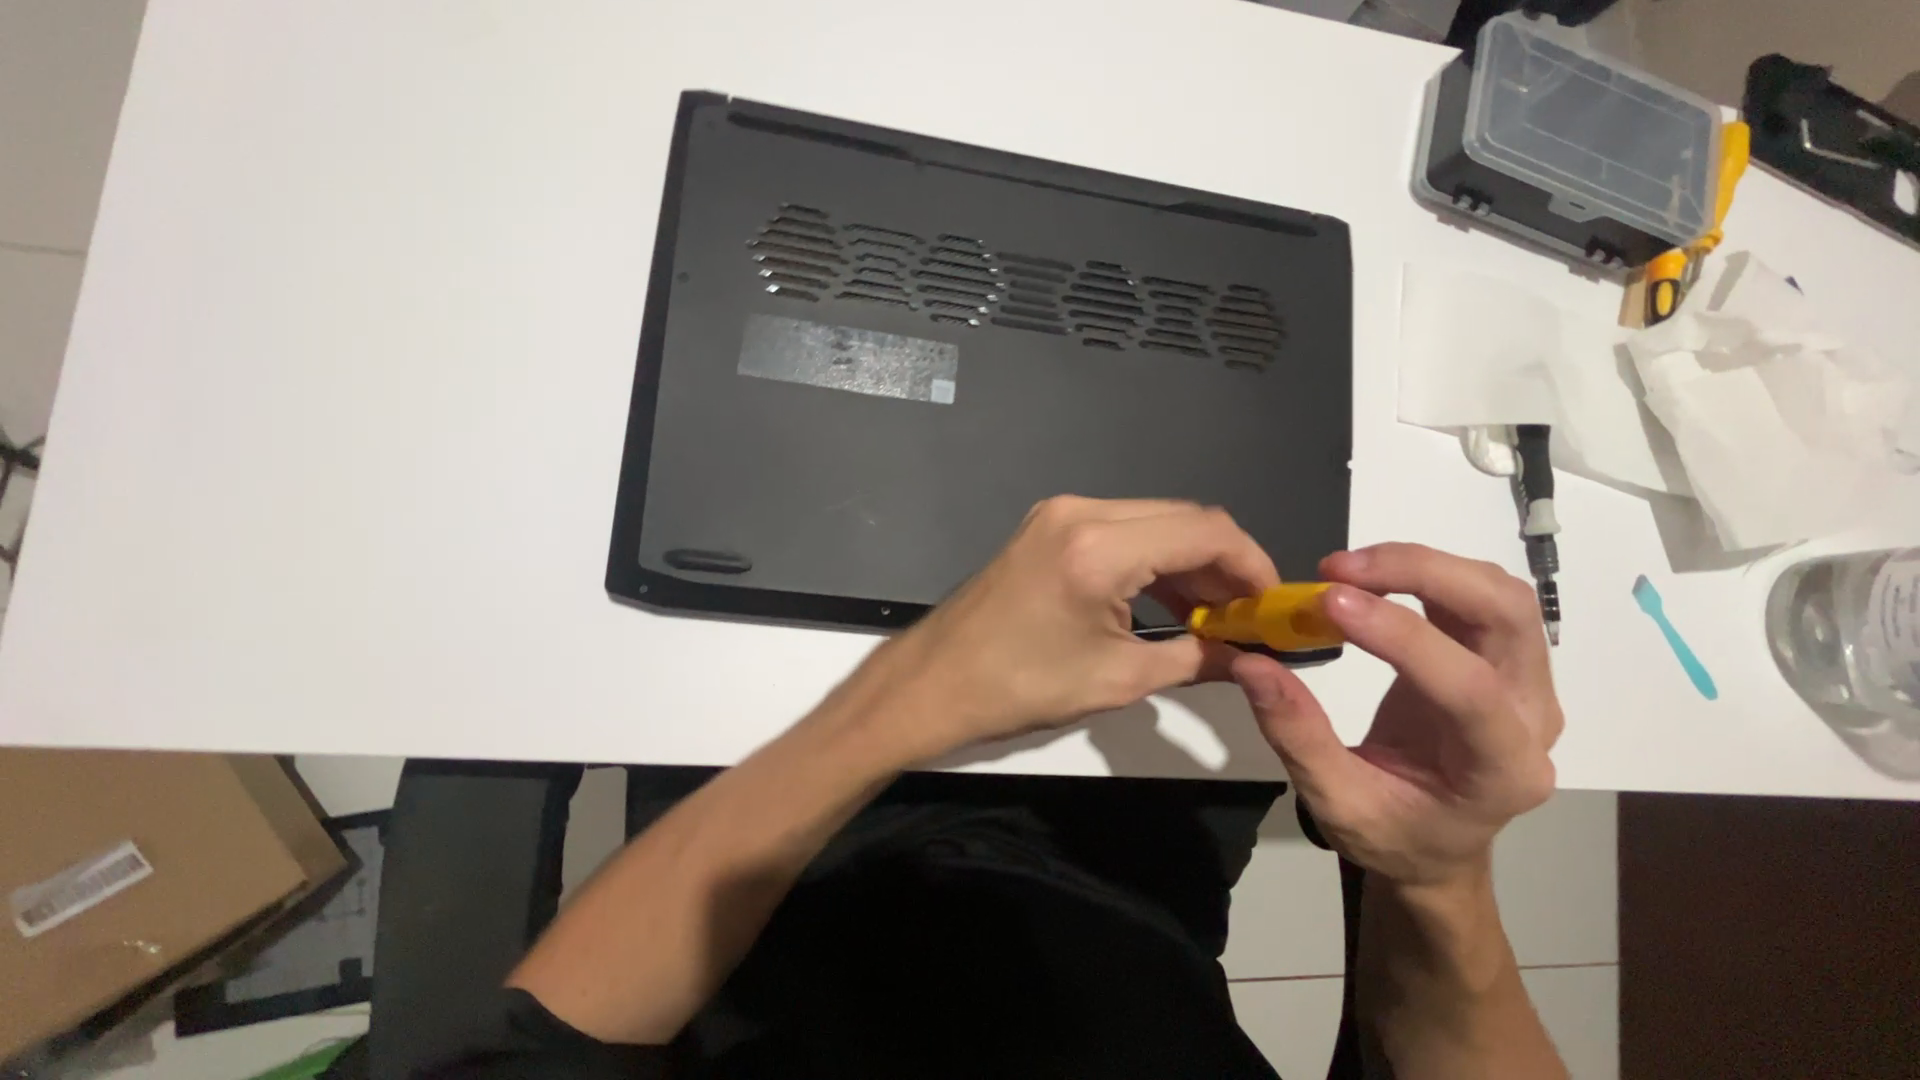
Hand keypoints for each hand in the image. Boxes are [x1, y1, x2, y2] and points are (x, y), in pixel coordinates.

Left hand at [865, 496, 1278, 761]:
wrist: (933, 683)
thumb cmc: (1020, 687)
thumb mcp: (1118, 679)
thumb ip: (1195, 658)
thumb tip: (1247, 656)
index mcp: (1099, 546)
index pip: (1206, 530)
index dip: (1252, 565)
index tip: (1273, 605)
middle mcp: (1081, 511)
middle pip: (1183, 517)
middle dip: (1224, 564)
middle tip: (1247, 616)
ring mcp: (1059, 514)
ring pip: (1153, 521)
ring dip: (1188, 561)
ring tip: (1214, 615)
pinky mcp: (1046, 526)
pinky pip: (1120, 529)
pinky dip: (1152, 559)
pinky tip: (1169, 599)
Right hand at [1233, 543, 1562, 886]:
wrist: (1437, 847)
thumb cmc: (1392, 835)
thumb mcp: (1335, 802)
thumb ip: (1297, 734)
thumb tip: (1251, 664)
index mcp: (1501, 770)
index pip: (1469, 688)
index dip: (1402, 636)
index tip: (1328, 601)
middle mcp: (1532, 718)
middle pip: (1507, 616)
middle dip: (1423, 574)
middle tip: (1336, 570)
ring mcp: (1526, 684)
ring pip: (1499, 594)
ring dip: (1424, 566)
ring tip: (1346, 570)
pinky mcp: (1502, 660)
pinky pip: (1478, 597)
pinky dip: (1424, 574)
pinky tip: (1371, 579)